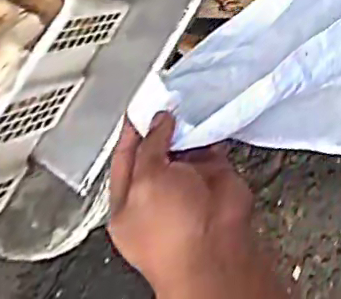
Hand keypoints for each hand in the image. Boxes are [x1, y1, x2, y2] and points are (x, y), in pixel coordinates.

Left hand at [109, 113, 285, 298]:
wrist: (214, 244)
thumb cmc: (171, 230)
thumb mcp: (146, 184)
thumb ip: (150, 148)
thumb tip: (159, 121)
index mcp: (128, 199)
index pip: (126, 156)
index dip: (133, 129)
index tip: (142, 103)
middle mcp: (157, 188)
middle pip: (157, 146)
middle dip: (164, 122)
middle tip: (171, 95)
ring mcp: (187, 180)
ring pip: (186, 142)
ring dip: (189, 123)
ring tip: (192, 98)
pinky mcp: (215, 172)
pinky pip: (212, 142)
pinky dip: (213, 127)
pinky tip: (212, 111)